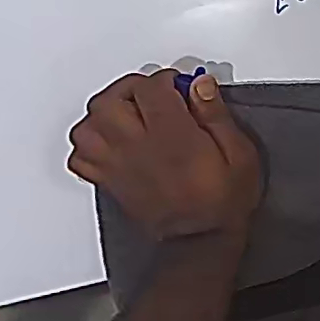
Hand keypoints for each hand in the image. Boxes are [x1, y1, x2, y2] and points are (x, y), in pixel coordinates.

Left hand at [67, 70, 261, 239]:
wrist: (202, 240)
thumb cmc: (224, 199)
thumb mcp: (239, 153)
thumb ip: (216, 115)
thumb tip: (200, 85)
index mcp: (172, 136)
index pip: (151, 88)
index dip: (166, 79)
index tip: (181, 86)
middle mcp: (138, 147)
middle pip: (109, 101)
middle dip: (130, 89)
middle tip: (152, 95)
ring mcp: (118, 166)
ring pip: (88, 125)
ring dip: (105, 113)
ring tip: (129, 115)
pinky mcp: (110, 182)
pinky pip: (80, 157)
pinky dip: (89, 145)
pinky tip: (111, 141)